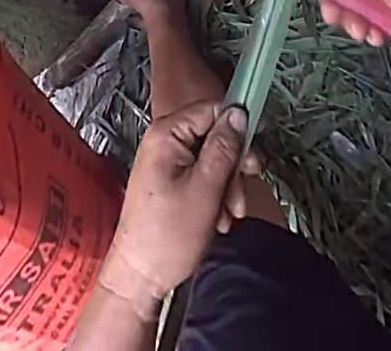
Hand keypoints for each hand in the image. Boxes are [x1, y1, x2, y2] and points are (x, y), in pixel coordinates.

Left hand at [96, 102, 255, 317]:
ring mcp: (165, 160)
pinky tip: (219, 216)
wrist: (138, 280)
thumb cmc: (167, 237)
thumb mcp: (206, 188)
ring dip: (226, 184)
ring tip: (229, 212)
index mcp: (167, 133)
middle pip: (213, 134)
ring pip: (210, 157)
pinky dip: (214, 193)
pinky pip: (200, 174)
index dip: (236, 129)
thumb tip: (238, 114)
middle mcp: (163, 140)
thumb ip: (224, 147)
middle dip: (233, 163)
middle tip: (244, 187)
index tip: (252, 153)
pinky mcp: (168, 179)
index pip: (212, 109)